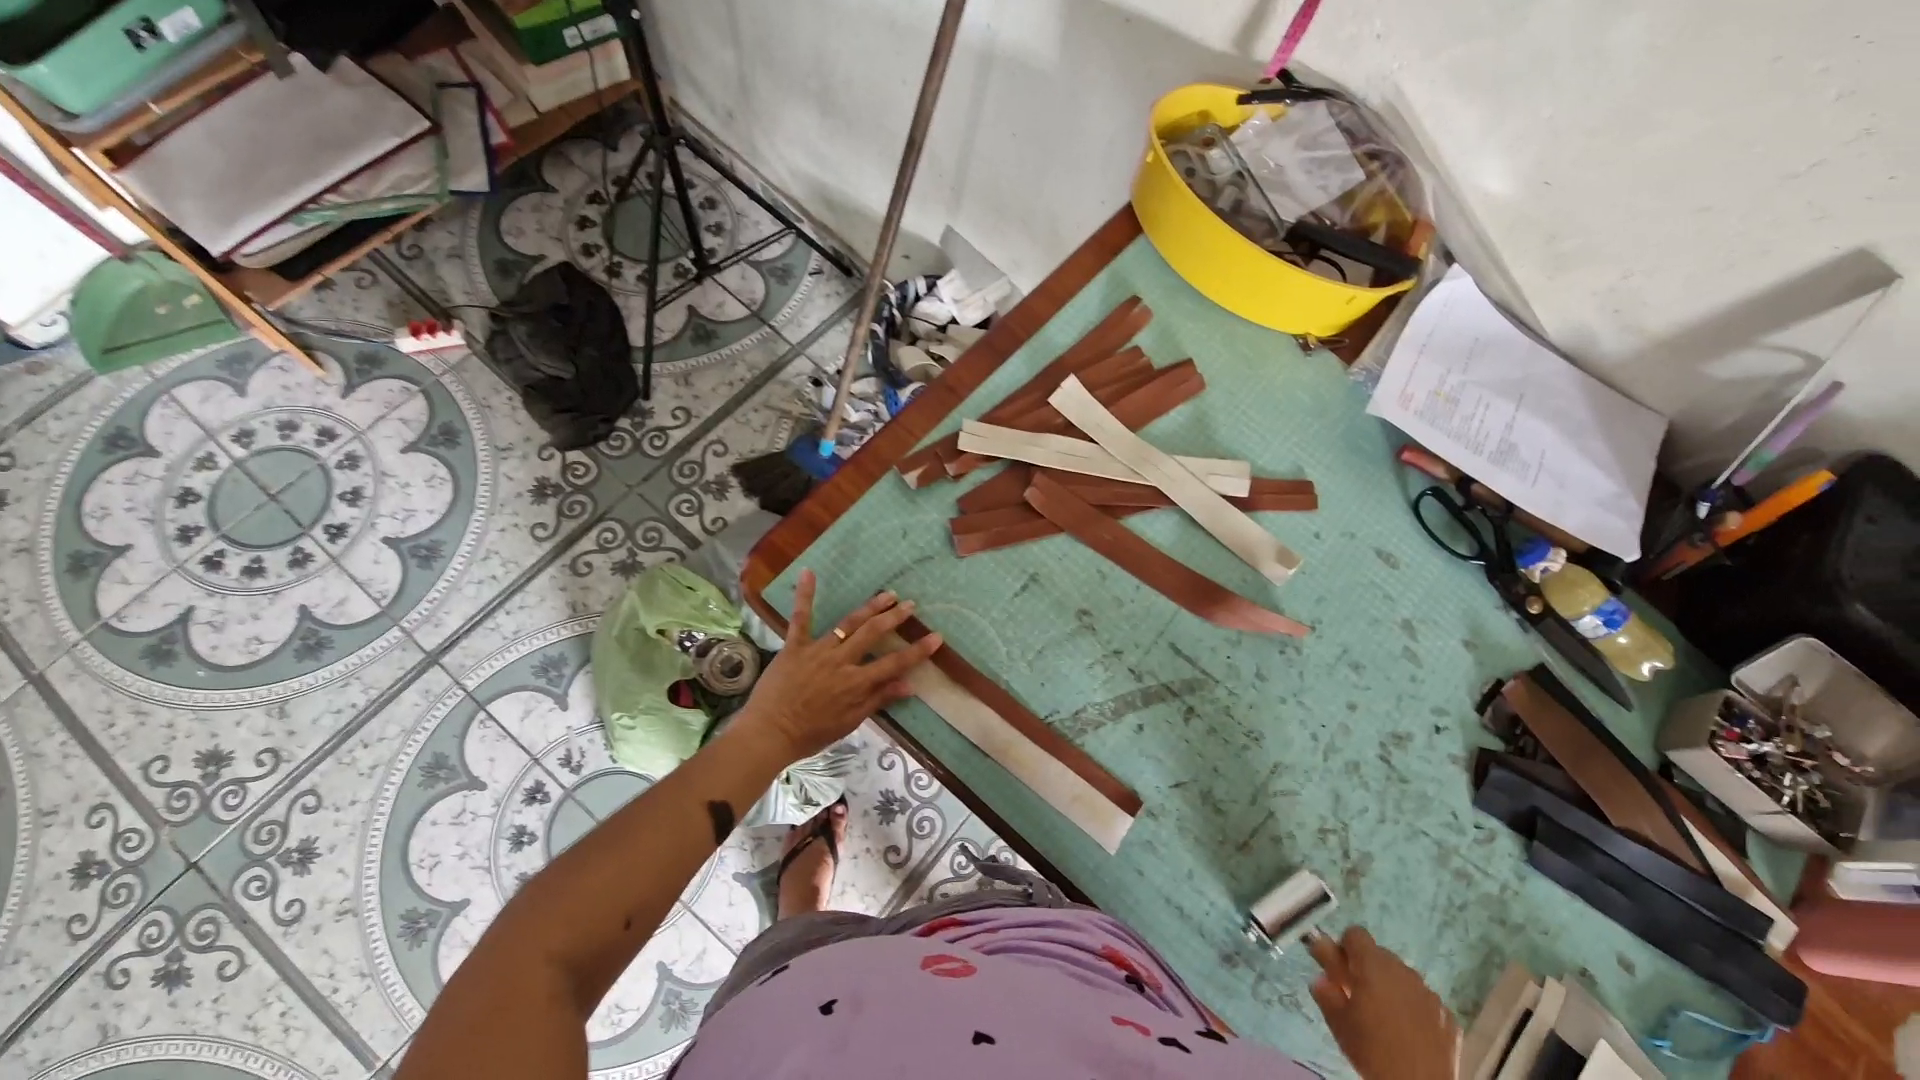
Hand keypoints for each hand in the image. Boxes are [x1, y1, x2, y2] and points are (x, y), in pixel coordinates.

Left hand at [740, 570, 943, 760]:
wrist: (769, 732)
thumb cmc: (812, 733)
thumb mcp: (850, 722)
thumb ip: (878, 700)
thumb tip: (909, 685)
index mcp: (856, 683)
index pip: (894, 663)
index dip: (917, 650)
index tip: (936, 637)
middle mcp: (841, 661)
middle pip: (873, 634)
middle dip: (895, 618)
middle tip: (911, 605)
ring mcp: (818, 650)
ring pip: (848, 623)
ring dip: (870, 607)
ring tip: (887, 595)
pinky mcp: (795, 646)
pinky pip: (801, 618)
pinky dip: (805, 595)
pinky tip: (809, 572)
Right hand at [1309, 927, 1459, 1079]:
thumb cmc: (1372, 1050)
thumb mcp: (1338, 1022)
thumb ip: (1325, 992)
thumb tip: (1320, 977)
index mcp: (1373, 967)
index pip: (1355, 934)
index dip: (1344, 948)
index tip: (1339, 972)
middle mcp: (1403, 971)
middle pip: (1379, 955)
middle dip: (1366, 969)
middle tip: (1356, 997)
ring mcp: (1429, 993)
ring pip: (1402, 978)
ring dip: (1390, 988)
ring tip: (1383, 1019)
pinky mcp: (1447, 1015)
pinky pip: (1423, 1000)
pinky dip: (1413, 1009)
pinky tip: (1408, 1034)